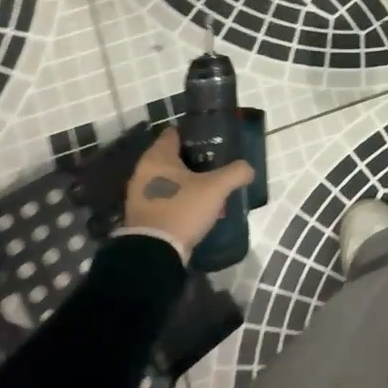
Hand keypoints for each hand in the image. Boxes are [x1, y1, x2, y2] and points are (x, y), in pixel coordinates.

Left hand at [123, 128, 255, 251]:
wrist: (154, 254)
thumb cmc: (183, 209)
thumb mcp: (217, 188)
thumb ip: (236, 172)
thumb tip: (248, 169)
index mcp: (157, 158)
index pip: (175, 133)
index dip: (196, 133)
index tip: (215, 139)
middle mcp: (143, 172)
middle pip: (174, 157)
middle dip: (196, 160)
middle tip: (218, 164)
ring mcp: (140, 194)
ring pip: (170, 179)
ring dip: (189, 182)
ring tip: (212, 188)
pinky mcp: (142, 214)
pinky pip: (166, 197)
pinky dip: (181, 198)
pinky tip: (198, 207)